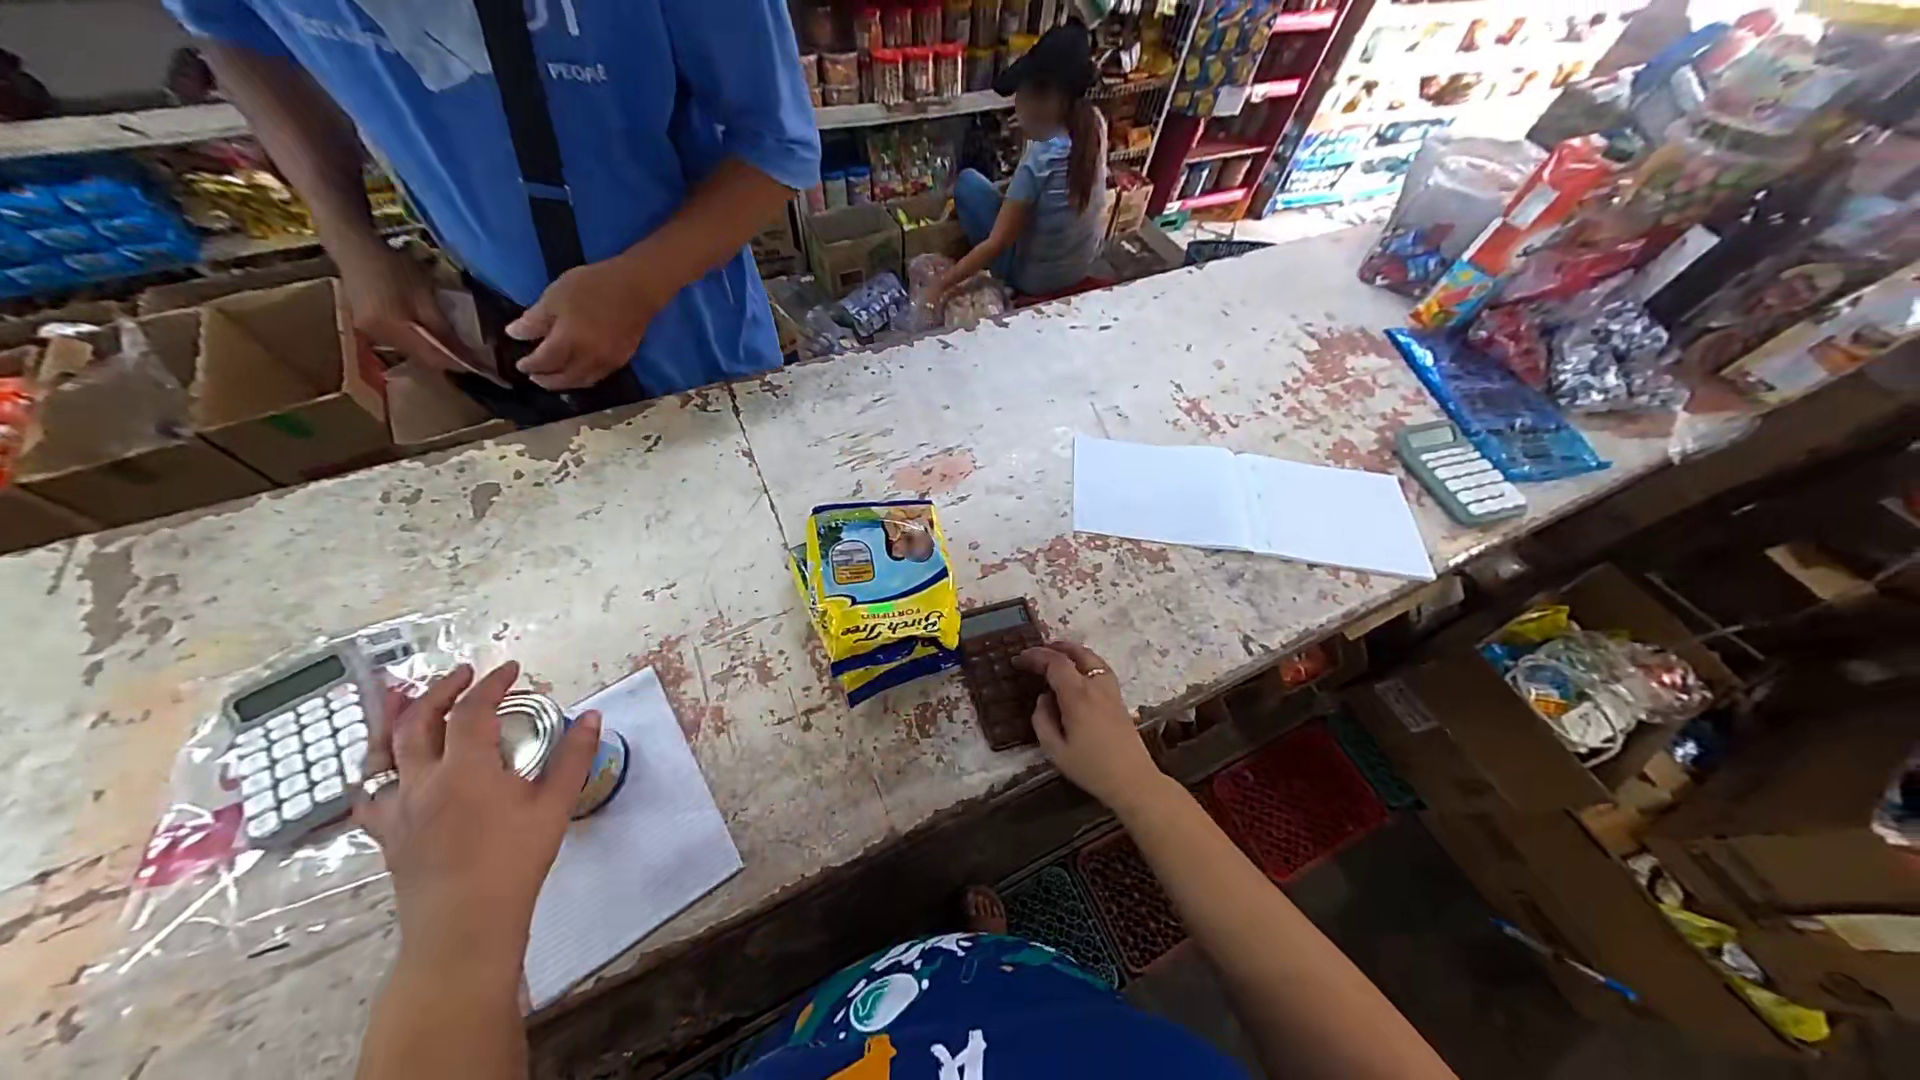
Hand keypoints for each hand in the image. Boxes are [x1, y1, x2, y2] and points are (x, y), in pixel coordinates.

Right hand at [335, 239, 474, 373]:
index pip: (431, 358)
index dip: (456, 363)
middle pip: (420, 357)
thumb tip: (464, 353)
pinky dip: (417, 342)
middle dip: (445, 359)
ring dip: (431, 351)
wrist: (354, 248)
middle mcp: (378, 336)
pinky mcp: (366, 326)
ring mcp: (369, 333)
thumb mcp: (425, 297)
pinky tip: (429, 335)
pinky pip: (399, 342)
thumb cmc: (395, 268)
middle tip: (469, 356)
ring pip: (410, 352)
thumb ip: (442, 328)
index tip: (479, 365)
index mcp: (391, 328)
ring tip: (453, 346)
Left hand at [354, 662, 599, 972]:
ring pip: (384, 751)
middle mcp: (423, 781)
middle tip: (467, 674)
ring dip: (402, 718)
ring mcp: (398, 808)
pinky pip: (370, 791)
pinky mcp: (387, 832)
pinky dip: (379, 767)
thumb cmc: (515, 861)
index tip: (511, 670)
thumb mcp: (554, 806)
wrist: (465, 925)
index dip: (491, 684)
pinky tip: (389, 765)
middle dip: (443, 689)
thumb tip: (592, 717)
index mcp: (465, 770)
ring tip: (417, 702)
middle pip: (419, 720)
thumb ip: (574, 756)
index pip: (472, 710)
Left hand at [507, 253, 668, 389]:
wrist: (635, 289)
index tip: (520, 364)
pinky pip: (599, 376)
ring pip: (583, 381)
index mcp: (569, 342)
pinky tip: (580, 371)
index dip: (530, 365)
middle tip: (534, 377)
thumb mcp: (555, 297)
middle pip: (565, 378)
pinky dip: (585, 378)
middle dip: (548, 380)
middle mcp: (588, 358)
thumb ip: (534, 320)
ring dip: (567, 383)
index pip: (545, 362)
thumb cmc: (592, 287)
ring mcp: (607, 362)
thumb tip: (515, 334)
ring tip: (556, 378)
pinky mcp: (622, 359)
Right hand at [1016, 642, 1163, 810]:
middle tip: (1035, 653)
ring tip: (1055, 654)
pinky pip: (1101, 668)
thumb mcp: (1055, 750)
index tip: (1018, 660)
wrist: (1134, 781)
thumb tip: (1043, 699)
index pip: (1055, 663)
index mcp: (1078, 696)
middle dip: (1052, 648)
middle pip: (1075, 653)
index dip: (1035, 657)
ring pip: (1091, 657)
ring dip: (1071, 651)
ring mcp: (1111, 690)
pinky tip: (1079, 672)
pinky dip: (1085, 661)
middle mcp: (1096, 686)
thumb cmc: (1091, 768)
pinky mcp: (1119, 698)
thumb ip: (1042, 720)